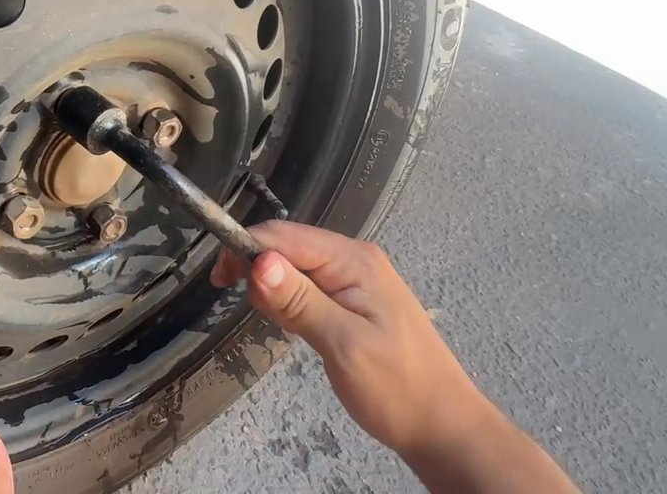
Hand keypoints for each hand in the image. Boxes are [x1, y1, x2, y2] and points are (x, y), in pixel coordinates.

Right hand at [212, 220, 486, 458]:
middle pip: (285, 246)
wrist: (446, 430)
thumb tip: (257, 260)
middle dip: (259, 271)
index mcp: (352, 260)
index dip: (245, 249)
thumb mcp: (344, 346)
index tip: (220, 281)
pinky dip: (289, 301)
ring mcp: (354, 278)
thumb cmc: (399, 389)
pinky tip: (294, 325)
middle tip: (260, 315)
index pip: (282, 235)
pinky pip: (306, 284)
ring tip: (283, 326)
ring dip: (274, 290)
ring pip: (292, 266)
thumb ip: (299, 300)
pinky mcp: (352, 298)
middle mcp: (352, 258)